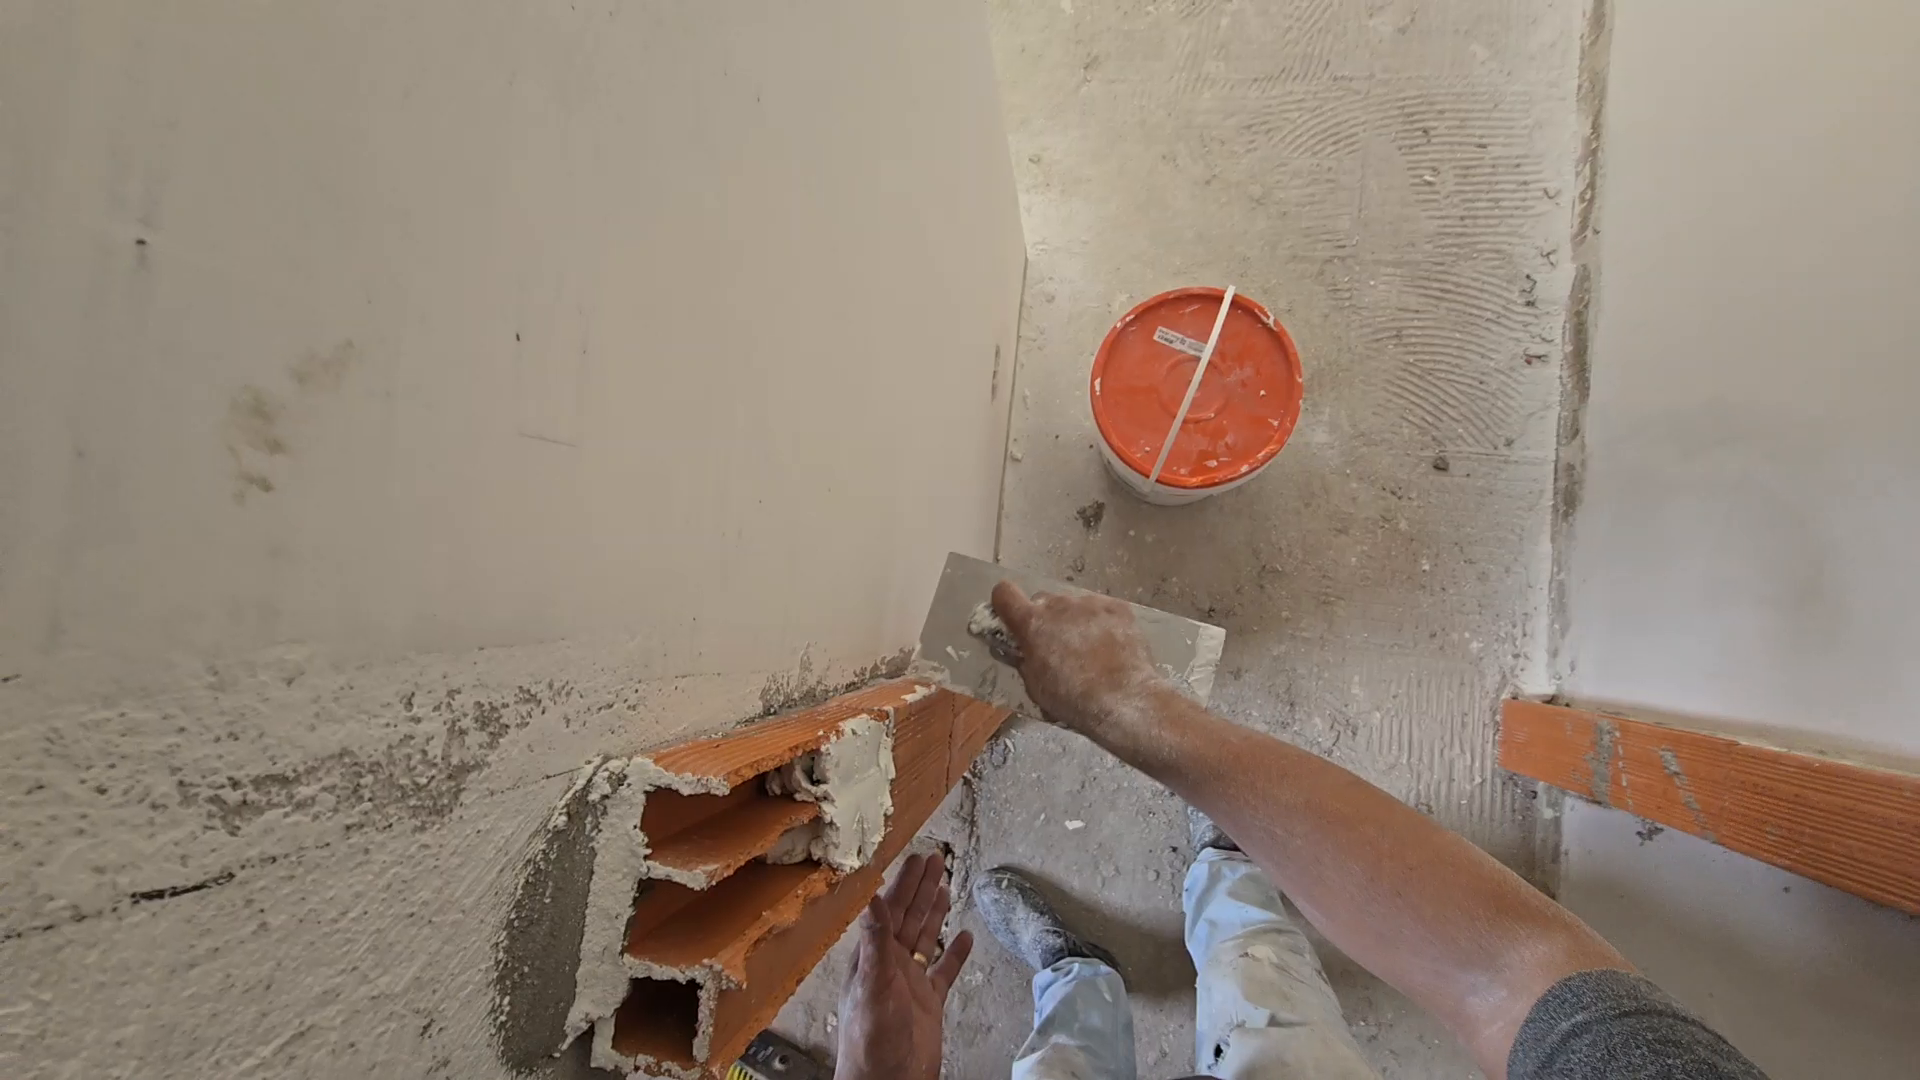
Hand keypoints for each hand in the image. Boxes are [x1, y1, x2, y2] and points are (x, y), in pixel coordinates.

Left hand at [833, 852, 973, 1079]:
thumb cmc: (872, 1040)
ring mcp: (911, 984)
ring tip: (946, 886)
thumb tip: (870, 897)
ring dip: (936, 911)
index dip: (905, 882)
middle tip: (935, 859)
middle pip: (910, 916)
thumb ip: (874, 940)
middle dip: (921, 887)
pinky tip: (966, 937)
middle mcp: (892, 965)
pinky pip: (945, 972)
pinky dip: (956, 954)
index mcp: (875, 956)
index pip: (891, 909)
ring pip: (926, 938)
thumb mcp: (872, 984)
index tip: (917, 858)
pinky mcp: (930, 1005)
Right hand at [990, 580, 1170, 736]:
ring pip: (1074, 606)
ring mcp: (1090, 603)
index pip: (1004, 593)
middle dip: (1045, 620)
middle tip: (1057, 647)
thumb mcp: (1034, 685)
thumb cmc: (1072, 699)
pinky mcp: (1117, 607)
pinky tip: (1109, 647)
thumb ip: (1024, 658)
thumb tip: (1023, 648)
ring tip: (1089, 652)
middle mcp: (1059, 604)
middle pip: (1043, 601)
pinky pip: (1101, 609)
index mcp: (1032, 622)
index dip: (1005, 604)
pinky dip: (1101, 623)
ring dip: (1074, 622)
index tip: (1011, 618)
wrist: (1124, 700)